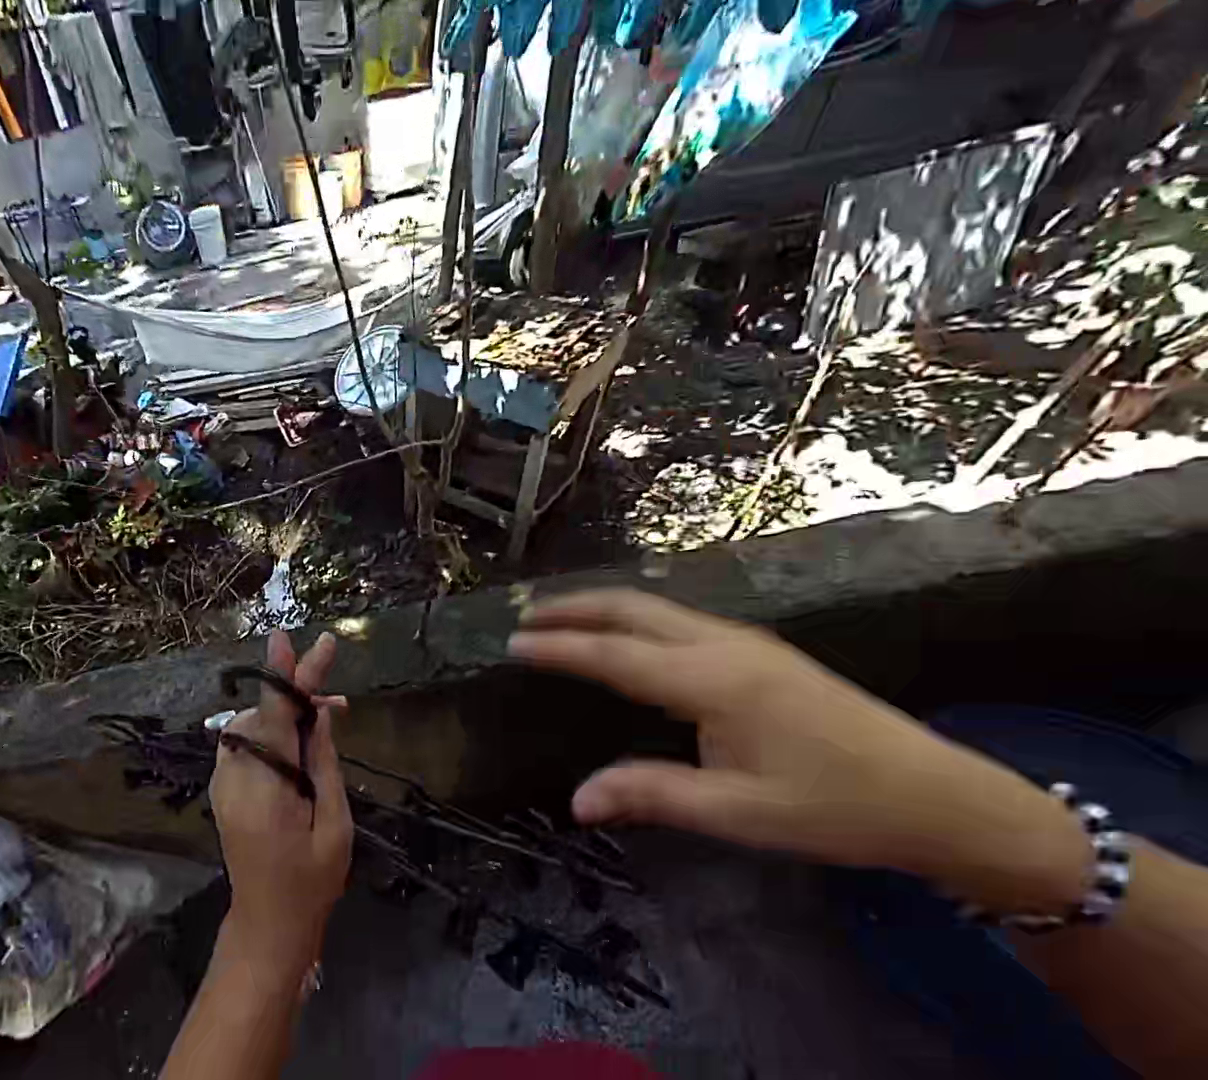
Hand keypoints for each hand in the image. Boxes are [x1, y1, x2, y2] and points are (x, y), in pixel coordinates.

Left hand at [209, 630, 352, 975]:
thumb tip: (317, 713)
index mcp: (264, 788)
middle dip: (298, 696)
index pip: (272, 716)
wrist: (268, 923)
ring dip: (288, 714)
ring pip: (254, 725)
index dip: (283, 676)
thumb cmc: (311, 881)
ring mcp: (223, 781)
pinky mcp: (223, 786)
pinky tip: (301, 737)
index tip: (286, 638)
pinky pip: (247, 742)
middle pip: (264, 715)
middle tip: (338, 697)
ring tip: (329, 716)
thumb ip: (323, 763)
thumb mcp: (334, 825)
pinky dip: (273, 731)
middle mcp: (234, 776)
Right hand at [507, 589, 1091, 912]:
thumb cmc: (839, 809)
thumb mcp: (740, 813)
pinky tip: (621, 634)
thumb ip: (651, 795)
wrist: (947, 798)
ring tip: (558, 619)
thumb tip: (577, 802)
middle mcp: (723, 645)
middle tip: (525, 617)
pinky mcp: (757, 650)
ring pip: (654, 606)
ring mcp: (744, 641)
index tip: (512, 644)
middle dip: (572, 606)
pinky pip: (675, 617)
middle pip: (630, 607)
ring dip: (600, 606)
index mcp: (714, 681)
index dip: (558, 647)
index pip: (613, 654)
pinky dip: (630, 615)